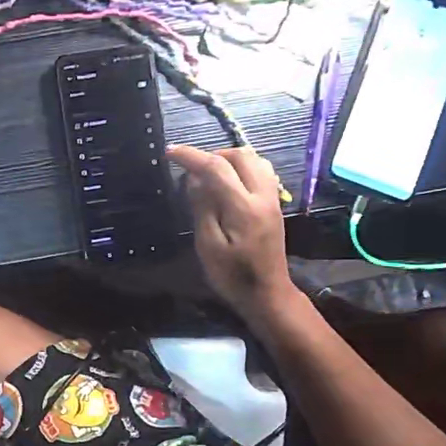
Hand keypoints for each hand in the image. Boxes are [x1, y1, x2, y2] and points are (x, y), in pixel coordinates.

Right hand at [169, 144, 295, 318]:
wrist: (267, 293)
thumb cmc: (232, 275)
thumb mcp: (208, 246)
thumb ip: (202, 208)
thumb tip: (194, 179)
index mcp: (244, 207)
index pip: (217, 168)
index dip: (191, 156)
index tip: (170, 152)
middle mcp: (263, 195)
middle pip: (240, 155)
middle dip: (213, 154)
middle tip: (192, 168)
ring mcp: (273, 199)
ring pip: (255, 160)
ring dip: (229, 159)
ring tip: (209, 174)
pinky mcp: (275, 204)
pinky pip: (261, 172)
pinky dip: (242, 168)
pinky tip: (228, 183)